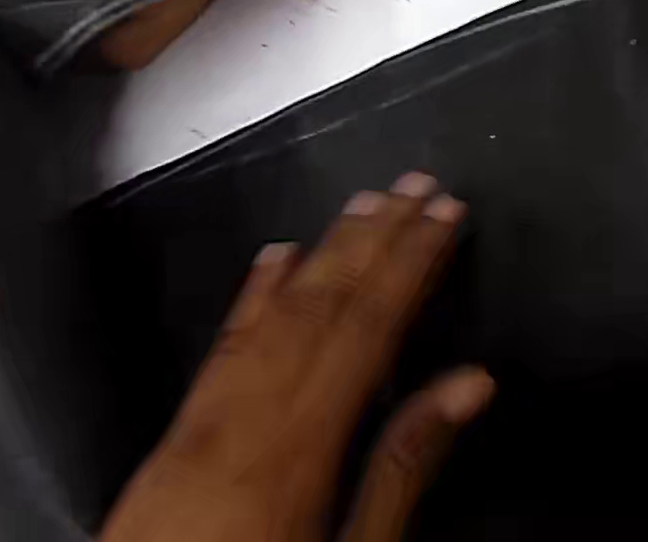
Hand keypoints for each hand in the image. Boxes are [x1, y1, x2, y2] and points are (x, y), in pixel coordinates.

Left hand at [101, 172, 492, 541]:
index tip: (445, 212)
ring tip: (365, 201)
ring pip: (278, 310)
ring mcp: (203, 420)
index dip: (413, 259)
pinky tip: (277, 252)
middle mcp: (251, 414)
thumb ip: (405, 463)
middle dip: (378, 234)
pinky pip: (223, 345)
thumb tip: (473, 381)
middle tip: (415, 183)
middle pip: (325, 301)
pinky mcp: (174, 434)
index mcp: (300, 443)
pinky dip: (254, 292)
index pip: (371, 323)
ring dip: (327, 247)